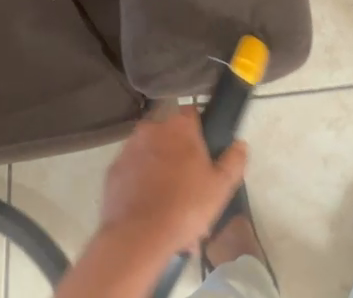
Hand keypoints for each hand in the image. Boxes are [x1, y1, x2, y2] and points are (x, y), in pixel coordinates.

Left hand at [97, 105, 248, 259]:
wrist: (138, 237)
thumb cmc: (185, 207)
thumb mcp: (221, 187)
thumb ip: (234, 161)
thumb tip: (240, 145)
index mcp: (179, 126)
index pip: (193, 113)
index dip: (200, 131)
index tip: (204, 153)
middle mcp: (152, 129)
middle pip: (170, 135)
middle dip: (179, 153)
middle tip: (189, 183)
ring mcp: (129, 148)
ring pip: (150, 153)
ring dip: (159, 168)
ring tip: (169, 201)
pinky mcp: (113, 170)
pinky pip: (132, 170)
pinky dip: (140, 181)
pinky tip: (149, 206)